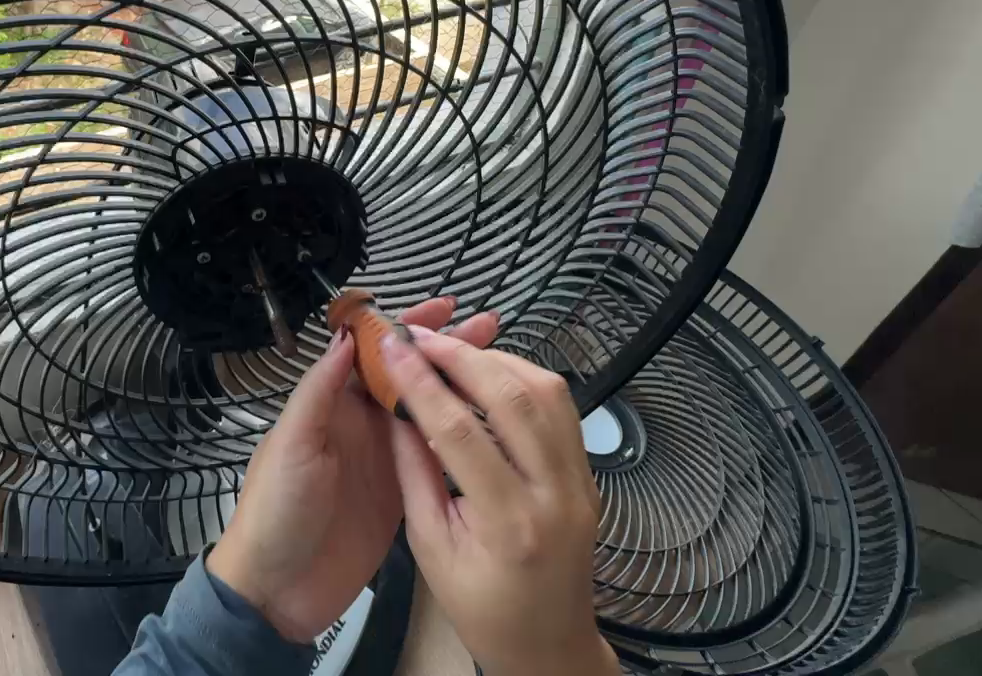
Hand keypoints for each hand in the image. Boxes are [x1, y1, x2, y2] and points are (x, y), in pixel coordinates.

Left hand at [206, 299, 497, 642]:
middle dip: (442, 348)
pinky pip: (432, 452)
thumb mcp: (292, 443)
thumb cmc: (275, 509)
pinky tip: (488, 420)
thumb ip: (320, 389)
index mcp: (330, 402)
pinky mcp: (401, 491)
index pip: (371, 352)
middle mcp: (359, 421)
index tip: (442, 307)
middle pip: (405, 374)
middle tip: (485, 325)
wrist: (277, 589)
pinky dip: (457, 431)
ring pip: (423, 407)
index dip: (405, 327)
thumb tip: (346, 334)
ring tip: (497, 361)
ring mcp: (383, 456)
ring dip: (455, 382)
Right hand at [381, 329, 617, 675]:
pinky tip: (489, 372)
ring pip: (545, 392)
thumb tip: (398, 407)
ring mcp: (581, 482)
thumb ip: (414, 471)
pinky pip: (560, 406)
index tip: (393, 349)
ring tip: (450, 350)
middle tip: (420, 337)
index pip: (460, 431)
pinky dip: (522, 376)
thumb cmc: (482, 607)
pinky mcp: (588, 473)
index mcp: (509, 524)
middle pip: (512, 398)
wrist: (549, 644)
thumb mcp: (430, 545)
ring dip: (494, 359)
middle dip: (460, 356)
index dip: (421, 382)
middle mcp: (556, 496)